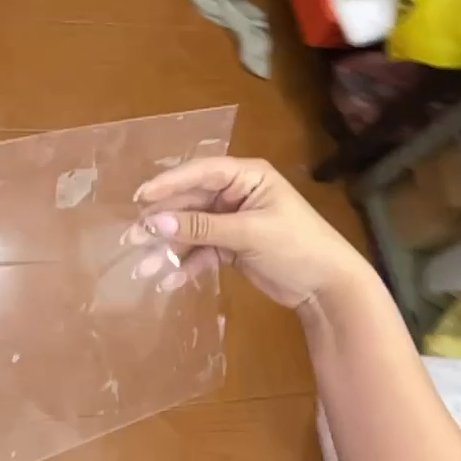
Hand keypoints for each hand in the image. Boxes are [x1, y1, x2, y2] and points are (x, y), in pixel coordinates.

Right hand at [130, 156, 374, 309]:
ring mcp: (232, 221)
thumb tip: (155, 223)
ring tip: (142, 264)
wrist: (328, 288)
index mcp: (247, 177)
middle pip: (190, 202)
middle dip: (162, 222)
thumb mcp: (249, 233)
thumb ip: (201, 227)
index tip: (140, 197)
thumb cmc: (297, 246)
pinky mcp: (231, 246)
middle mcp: (236, 194)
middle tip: (132, 237)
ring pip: (191, 229)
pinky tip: (169, 279)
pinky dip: (186, 264)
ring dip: (168, 247)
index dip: (169, 183)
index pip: (200, 173)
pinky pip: (201, 251)